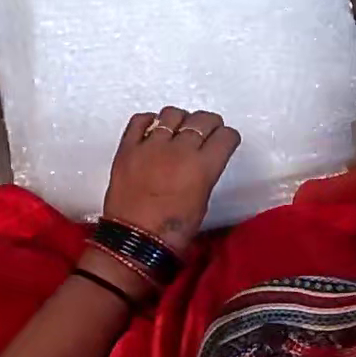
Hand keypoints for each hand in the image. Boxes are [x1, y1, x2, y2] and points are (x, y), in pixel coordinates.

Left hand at [102, 106, 240, 252]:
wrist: (135, 242)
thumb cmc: (172, 232)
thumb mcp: (202, 202)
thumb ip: (205, 175)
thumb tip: (203, 162)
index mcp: (203, 167)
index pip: (225, 136)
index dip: (228, 137)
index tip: (225, 141)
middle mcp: (179, 149)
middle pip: (202, 120)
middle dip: (209, 124)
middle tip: (207, 131)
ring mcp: (151, 146)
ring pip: (171, 114)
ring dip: (180, 119)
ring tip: (178, 130)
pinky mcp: (127, 148)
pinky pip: (139, 120)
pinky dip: (149, 121)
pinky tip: (153, 129)